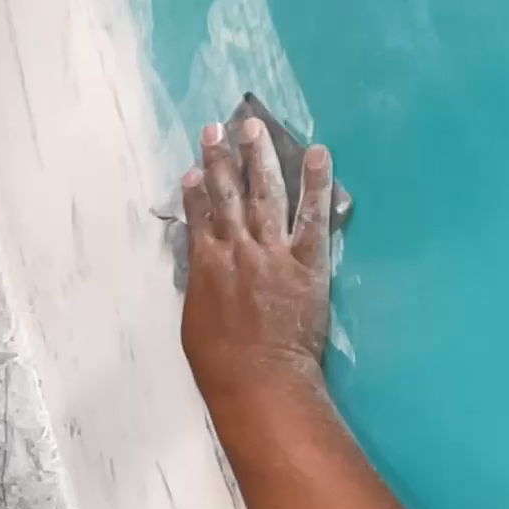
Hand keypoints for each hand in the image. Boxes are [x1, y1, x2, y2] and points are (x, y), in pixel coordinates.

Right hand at [180, 119, 335, 399]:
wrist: (260, 380)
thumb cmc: (219, 362)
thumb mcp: (192, 321)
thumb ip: (197, 285)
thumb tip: (199, 262)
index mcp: (205, 267)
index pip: (199, 219)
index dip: (195, 191)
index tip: (194, 167)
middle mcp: (237, 249)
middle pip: (228, 196)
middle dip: (221, 160)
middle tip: (217, 129)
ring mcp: (274, 252)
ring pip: (265, 195)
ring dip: (258, 159)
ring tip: (253, 128)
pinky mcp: (308, 261)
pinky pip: (313, 216)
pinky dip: (315, 184)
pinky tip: (316, 155)